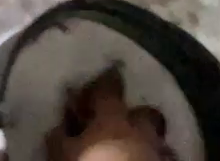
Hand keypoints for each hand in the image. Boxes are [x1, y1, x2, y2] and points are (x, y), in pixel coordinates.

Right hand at [44, 68, 173, 160]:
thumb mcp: (60, 154)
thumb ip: (60, 133)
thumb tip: (62, 119)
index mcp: (113, 121)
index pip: (109, 89)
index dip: (106, 79)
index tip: (107, 69)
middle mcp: (142, 135)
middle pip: (147, 115)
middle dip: (137, 113)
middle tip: (121, 118)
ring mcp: (159, 159)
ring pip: (159, 143)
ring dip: (149, 142)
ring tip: (133, 147)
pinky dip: (156, 160)